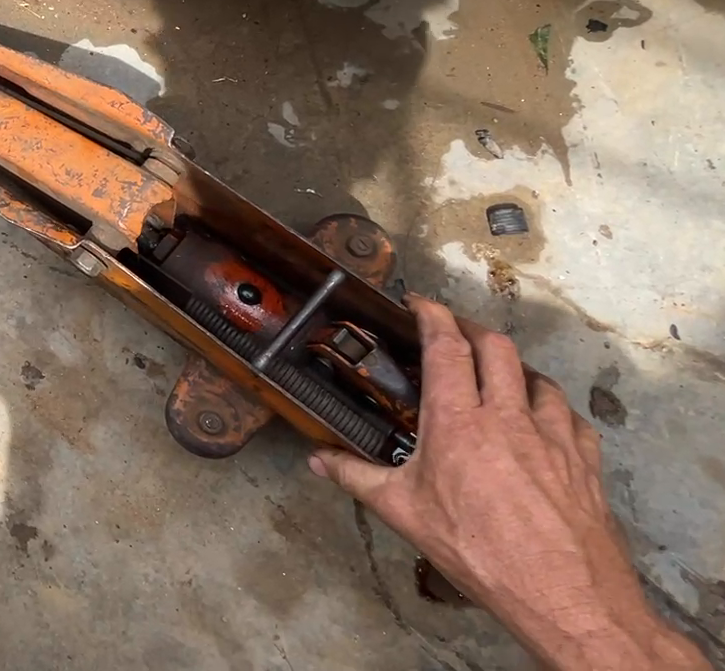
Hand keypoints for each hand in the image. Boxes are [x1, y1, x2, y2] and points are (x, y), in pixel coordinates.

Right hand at [309, 296, 703, 669]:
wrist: (567, 599)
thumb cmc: (478, 549)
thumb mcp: (400, 511)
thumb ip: (354, 476)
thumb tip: (316, 460)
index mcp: (458, 421)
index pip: (447, 349)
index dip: (433, 316)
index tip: (419, 304)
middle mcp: (508, 419)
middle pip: (499, 349)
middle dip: (473, 329)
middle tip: (451, 329)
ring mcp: (555, 440)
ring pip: (539, 379)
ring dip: (515, 366)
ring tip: (496, 370)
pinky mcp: (586, 466)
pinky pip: (573, 419)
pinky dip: (552, 406)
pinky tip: (542, 417)